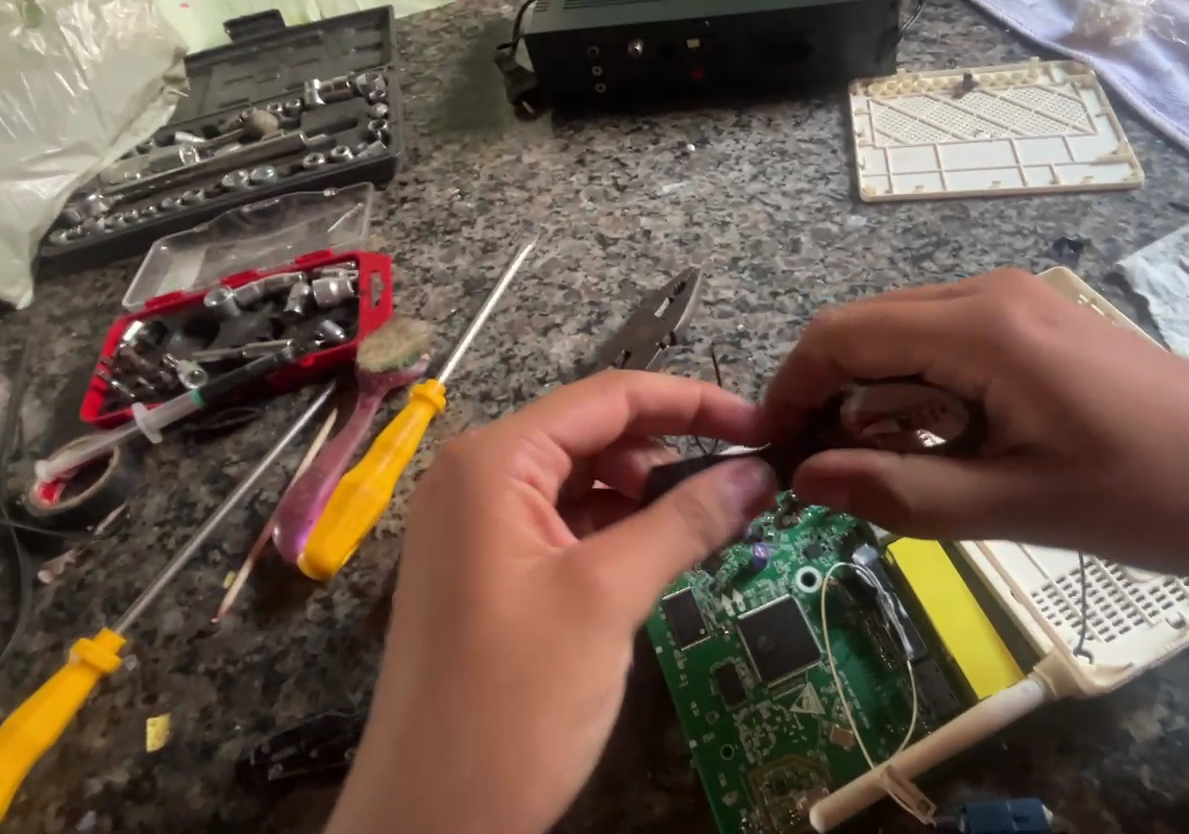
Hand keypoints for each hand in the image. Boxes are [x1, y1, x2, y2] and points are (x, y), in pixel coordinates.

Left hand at [327, 371, 775, 833]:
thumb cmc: (510, 702)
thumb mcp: (606, 599)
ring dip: (648, 490)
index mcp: (496, 459)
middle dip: (671, 448)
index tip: (761, 425)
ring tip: (709, 520)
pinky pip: (567, 520)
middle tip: (745, 480)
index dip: (693, 402)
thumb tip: (758, 473)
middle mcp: (481, 473)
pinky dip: (618, 525)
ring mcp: (480, 520)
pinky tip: (661, 549)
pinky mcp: (491, 563)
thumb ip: (685, 521)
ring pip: (584, 477)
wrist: (428, 825)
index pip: (609, 396)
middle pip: (595, 432)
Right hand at [764, 269, 1188, 575]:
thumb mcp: (1017, 507)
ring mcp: (1013, 302)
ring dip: (876, 400)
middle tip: (831, 475)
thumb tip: (805, 478)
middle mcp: (985, 293)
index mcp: (978, 326)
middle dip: (830, 398)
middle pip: (862, 329)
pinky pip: (940, 346)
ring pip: (898, 337)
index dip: (793, 389)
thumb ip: (899, 491)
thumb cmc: (1159, 497)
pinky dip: (917, 394)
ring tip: (896, 469)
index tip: (777, 454)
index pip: (839, 335)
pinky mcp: (1033, 325)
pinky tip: (947, 443)